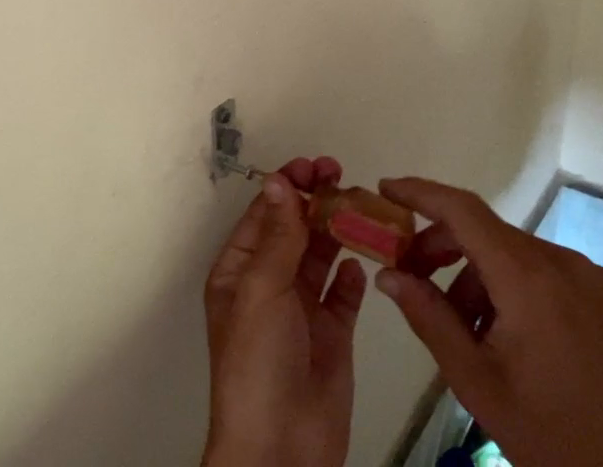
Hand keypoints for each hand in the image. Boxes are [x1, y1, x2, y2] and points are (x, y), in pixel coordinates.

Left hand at [201, 157, 366, 466]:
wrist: (282, 445)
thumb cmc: (258, 362)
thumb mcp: (262, 291)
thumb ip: (278, 237)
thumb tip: (280, 182)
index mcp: (238, 273)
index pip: (263, 218)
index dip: (286, 188)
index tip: (312, 163)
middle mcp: (268, 285)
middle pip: (293, 231)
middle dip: (314, 201)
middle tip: (340, 172)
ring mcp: (301, 310)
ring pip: (320, 257)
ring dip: (336, 230)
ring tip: (359, 202)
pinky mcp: (332, 334)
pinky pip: (344, 295)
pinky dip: (353, 275)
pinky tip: (364, 258)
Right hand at [374, 178, 602, 466]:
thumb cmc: (557, 435)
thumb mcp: (478, 382)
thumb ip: (429, 319)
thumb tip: (388, 275)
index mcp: (527, 277)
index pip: (462, 210)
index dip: (419, 192)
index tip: (384, 189)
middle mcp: (562, 262)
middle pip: (486, 233)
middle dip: (441, 248)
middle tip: (410, 281)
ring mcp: (593, 279)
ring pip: (515, 257)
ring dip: (477, 278)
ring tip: (464, 332)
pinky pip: (547, 275)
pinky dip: (512, 289)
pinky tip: (507, 338)